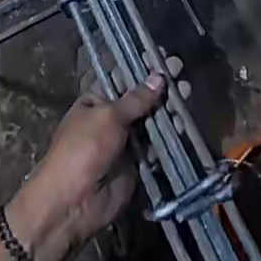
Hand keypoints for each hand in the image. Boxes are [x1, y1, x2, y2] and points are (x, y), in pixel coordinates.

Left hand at [5, 73, 167, 260]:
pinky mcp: (138, 162)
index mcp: (97, 101)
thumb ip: (135, 99)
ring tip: (187, 93)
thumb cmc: (83, 149)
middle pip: (141, 98)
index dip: (143, 68)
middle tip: (181, 71)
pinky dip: (170, 133)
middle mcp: (112, 118)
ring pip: (151, 119)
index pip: (123, 78)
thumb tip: (159, 77)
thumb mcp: (107, 116)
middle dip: (160, 86)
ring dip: (168, 107)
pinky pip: (157, 144)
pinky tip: (183, 122)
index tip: (164, 56)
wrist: (73, 203)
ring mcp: (126, 140)